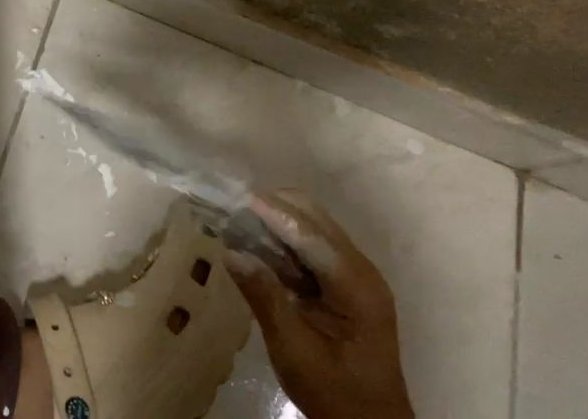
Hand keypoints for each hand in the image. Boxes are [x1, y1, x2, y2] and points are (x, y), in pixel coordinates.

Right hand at [223, 189, 415, 418]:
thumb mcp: (294, 349)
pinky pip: (309, 245)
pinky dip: (279, 237)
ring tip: (232, 222)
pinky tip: (252, 244)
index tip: (232, 195)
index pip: (309, 234)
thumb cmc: (334, 391)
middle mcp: (360, 271)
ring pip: (310, 225)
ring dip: (273, 219)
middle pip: (313, 217)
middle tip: (227, 210)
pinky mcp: (342, 283)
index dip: (270, 211)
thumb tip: (231, 251)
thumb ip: (265, 297)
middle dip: (270, 206)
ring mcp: (354, 276)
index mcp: (356, 287)